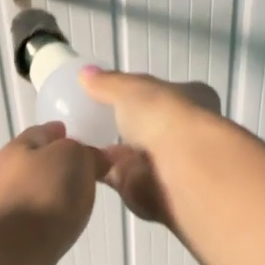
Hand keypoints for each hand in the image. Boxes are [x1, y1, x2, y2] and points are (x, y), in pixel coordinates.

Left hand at [0, 121, 110, 264]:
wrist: (16, 255)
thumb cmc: (45, 196)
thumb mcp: (73, 157)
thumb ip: (87, 152)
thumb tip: (94, 161)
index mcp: (18, 150)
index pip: (43, 132)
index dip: (65, 132)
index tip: (87, 138)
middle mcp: (10, 179)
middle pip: (41, 166)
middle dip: (64, 166)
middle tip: (94, 171)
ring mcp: (12, 213)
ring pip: (42, 196)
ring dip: (60, 196)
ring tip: (87, 200)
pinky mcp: (19, 242)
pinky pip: (43, 225)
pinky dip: (56, 223)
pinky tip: (70, 227)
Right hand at [79, 69, 220, 227]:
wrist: (176, 168)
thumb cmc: (163, 116)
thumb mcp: (132, 89)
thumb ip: (108, 83)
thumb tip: (85, 74)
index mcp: (191, 101)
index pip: (164, 95)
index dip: (141, 94)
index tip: (111, 94)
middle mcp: (181, 133)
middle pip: (146, 128)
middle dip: (122, 126)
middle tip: (86, 119)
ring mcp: (163, 165)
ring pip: (130, 154)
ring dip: (106, 150)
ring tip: (73, 139)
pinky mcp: (143, 191)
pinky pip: (115, 176)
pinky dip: (96, 170)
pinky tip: (74, 160)